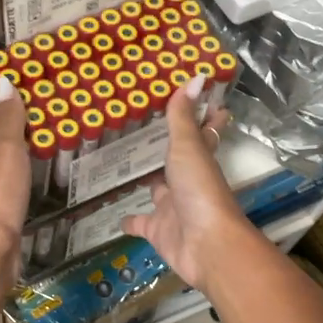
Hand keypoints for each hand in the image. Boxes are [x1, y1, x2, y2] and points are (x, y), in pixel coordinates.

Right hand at [121, 75, 252, 290]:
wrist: (207, 246)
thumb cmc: (200, 191)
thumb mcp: (188, 147)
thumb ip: (183, 116)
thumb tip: (197, 76)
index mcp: (199, 159)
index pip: (204, 132)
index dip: (205, 117)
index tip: (201, 99)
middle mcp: (188, 182)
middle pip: (176, 162)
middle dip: (164, 150)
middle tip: (141, 130)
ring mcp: (173, 208)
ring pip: (157, 192)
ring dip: (146, 183)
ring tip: (122, 167)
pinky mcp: (158, 231)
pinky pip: (141, 224)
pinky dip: (130, 220)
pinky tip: (115, 215)